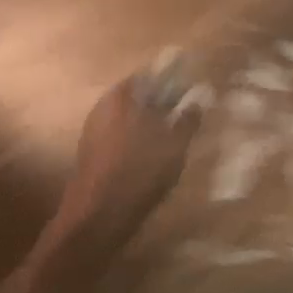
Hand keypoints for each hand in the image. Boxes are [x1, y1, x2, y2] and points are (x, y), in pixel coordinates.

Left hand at [58, 70, 199, 242]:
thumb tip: (199, 98)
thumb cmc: (138, 173)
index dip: (175, 76)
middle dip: (164, 98)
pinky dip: (139, 134)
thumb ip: (188, 119)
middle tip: (189, 105)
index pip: (153, 73)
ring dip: (151, 117)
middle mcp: (105, 105)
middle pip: (140, 93)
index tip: (194, 82)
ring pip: (130, 114)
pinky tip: (155, 149)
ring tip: (177, 128)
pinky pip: (122, 132)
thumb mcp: (173, 145)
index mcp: (123, 95)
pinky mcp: (92, 152)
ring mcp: (95, 129)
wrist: (96, 219)